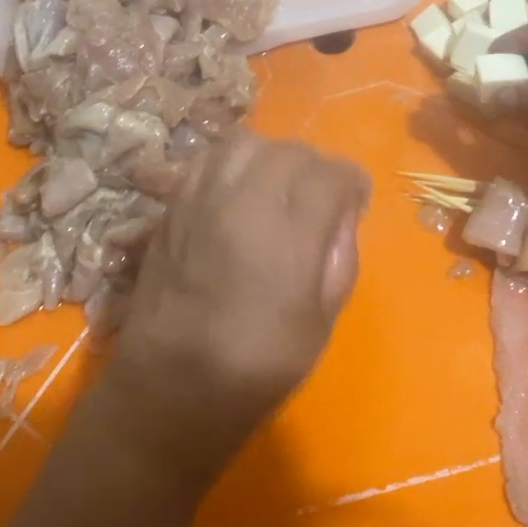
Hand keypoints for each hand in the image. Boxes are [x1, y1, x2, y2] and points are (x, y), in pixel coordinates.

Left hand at [102, 132, 367, 479]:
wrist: (171, 383)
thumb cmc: (257, 365)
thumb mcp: (320, 322)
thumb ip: (339, 259)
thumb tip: (341, 216)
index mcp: (289, 234)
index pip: (331, 174)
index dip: (352, 184)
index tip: (355, 202)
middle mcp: (244, 201)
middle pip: (291, 151)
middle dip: (315, 169)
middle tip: (319, 199)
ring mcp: (203, 197)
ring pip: (248, 143)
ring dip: (272, 158)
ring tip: (277, 188)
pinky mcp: (174, 203)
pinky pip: (210, 158)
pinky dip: (233, 163)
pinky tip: (238, 192)